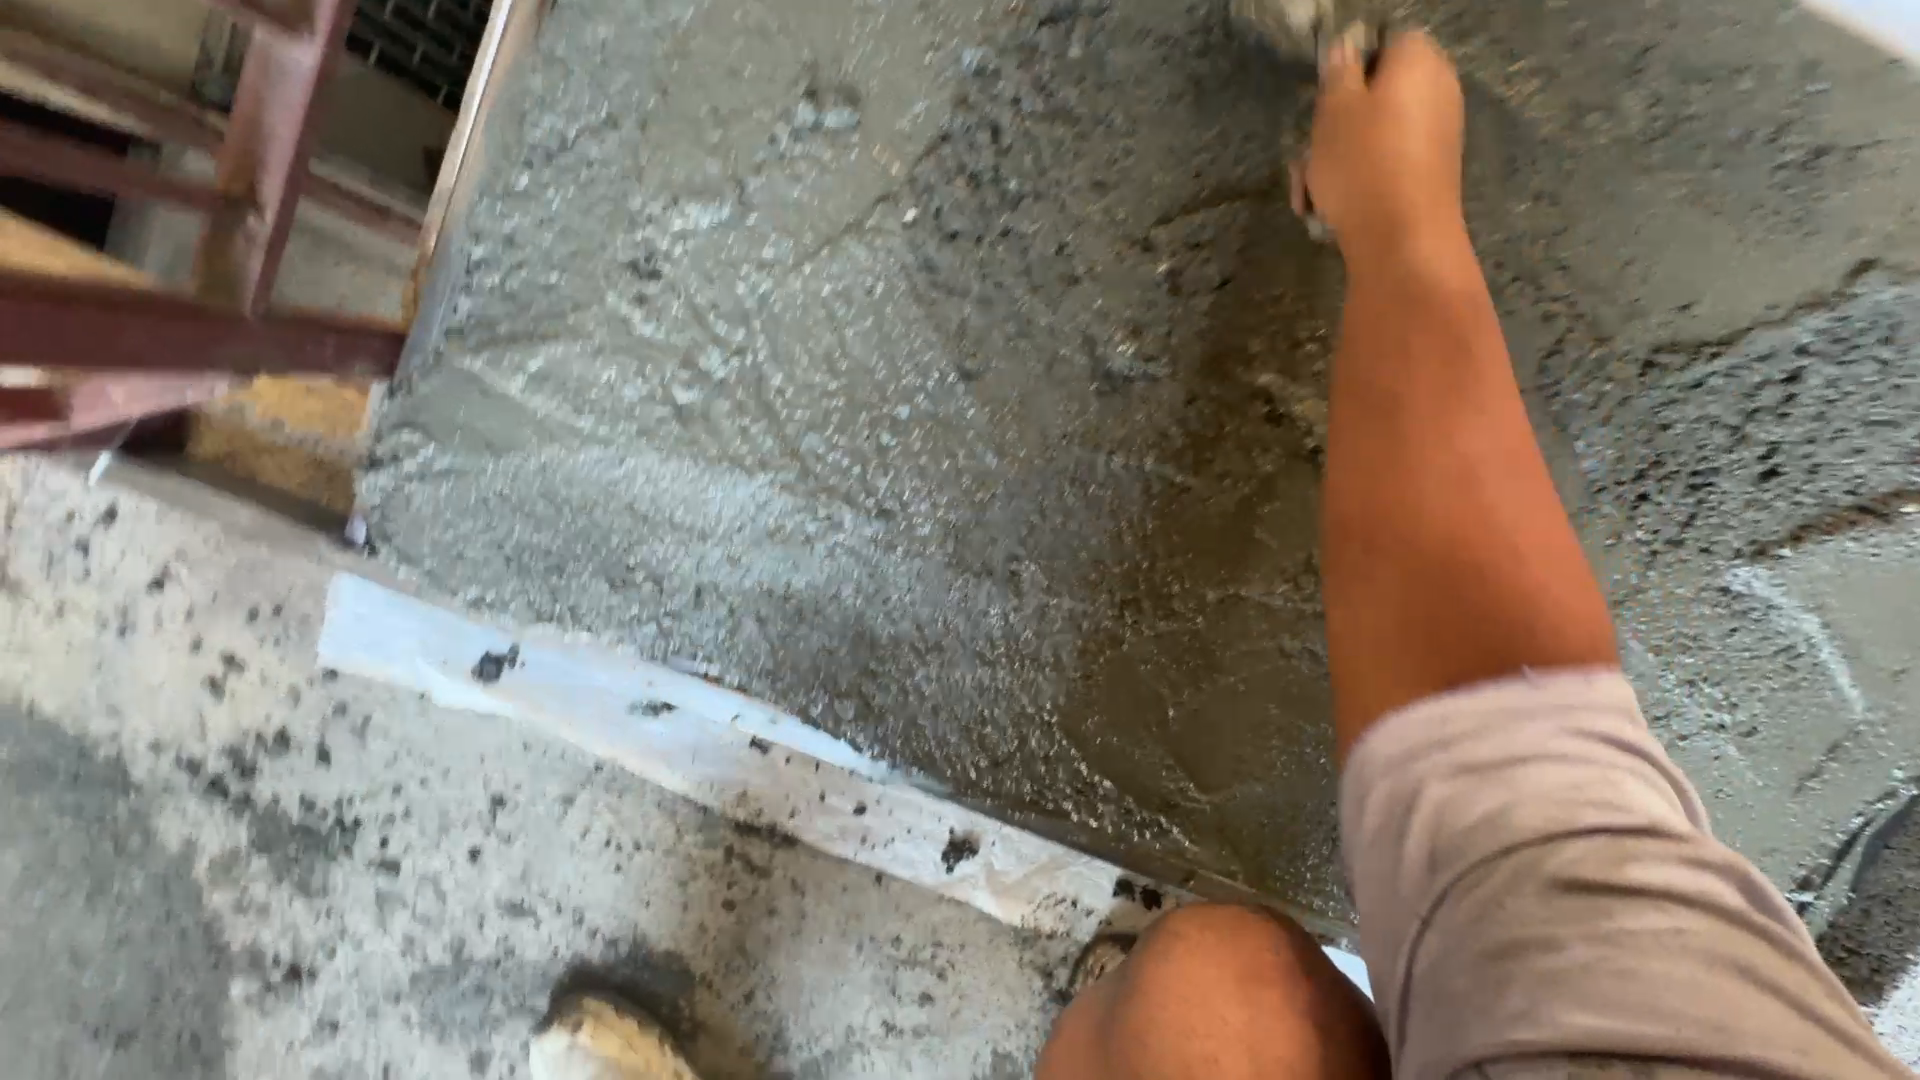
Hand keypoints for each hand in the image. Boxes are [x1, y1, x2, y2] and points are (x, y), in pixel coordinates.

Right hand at [1300, 30, 1466, 262]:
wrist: (1402, 238)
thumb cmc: (1362, 165)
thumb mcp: (1334, 111)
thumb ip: (1338, 71)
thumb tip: (1345, 47)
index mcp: (1418, 60)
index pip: (1385, 42)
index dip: (1350, 67)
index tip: (1321, 99)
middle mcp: (1436, 89)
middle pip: (1375, 96)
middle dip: (1333, 127)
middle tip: (1306, 158)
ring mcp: (1435, 134)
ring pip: (1373, 137)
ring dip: (1335, 163)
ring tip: (1309, 198)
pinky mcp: (1427, 173)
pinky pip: (1384, 166)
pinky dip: (1356, 183)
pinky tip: (1329, 214)